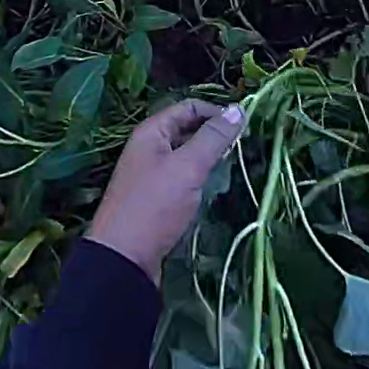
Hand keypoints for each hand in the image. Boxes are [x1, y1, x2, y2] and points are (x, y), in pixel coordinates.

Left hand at [88, 99, 245, 283]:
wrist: (123, 260)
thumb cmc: (155, 205)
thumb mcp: (188, 167)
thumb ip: (213, 138)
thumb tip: (239, 109)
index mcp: (152, 132)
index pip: (189, 107)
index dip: (216, 112)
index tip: (245, 126)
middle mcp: (149, 147)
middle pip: (187, 129)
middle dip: (214, 135)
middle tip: (243, 147)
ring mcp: (151, 174)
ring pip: (186, 155)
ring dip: (209, 158)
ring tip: (233, 167)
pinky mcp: (156, 198)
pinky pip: (182, 178)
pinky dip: (199, 179)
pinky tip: (214, 189)